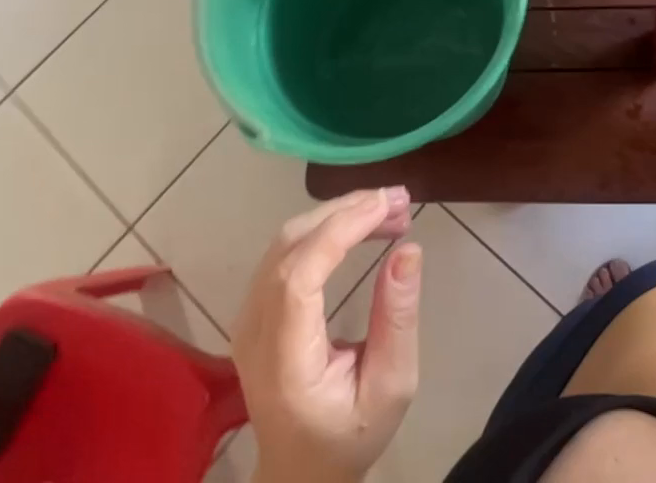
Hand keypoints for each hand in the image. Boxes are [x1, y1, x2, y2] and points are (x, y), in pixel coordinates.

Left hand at [232, 188, 419, 482]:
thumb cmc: (351, 433)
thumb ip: (397, 319)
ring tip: (387, 210)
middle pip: (289, 247)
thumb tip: (409, 249)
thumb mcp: (391, 386)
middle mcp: (253, 331)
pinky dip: (324, 229)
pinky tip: (359, 226)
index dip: (341, 230)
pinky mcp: (254, 310)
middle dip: (345, 211)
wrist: (301, 468)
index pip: (299, 276)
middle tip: (399, 200)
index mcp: (284, 359)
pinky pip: (284, 253)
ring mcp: (247, 319)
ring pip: (284, 242)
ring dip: (336, 215)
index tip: (388, 206)